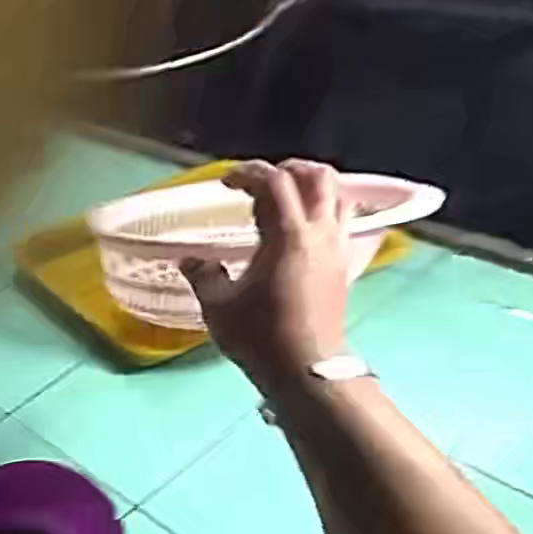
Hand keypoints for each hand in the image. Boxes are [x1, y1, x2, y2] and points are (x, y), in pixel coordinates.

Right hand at [182, 159, 354, 392]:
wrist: (303, 363)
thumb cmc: (256, 333)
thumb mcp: (217, 305)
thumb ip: (203, 275)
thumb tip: (190, 259)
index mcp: (287, 238)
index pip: (274, 187)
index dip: (249, 175)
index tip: (225, 180)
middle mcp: (319, 234)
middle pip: (317, 179)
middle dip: (288, 170)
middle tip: (260, 177)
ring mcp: (337, 247)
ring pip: (337, 195)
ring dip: (311, 185)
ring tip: (285, 193)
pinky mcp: (342, 262)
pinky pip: (341, 219)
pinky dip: (322, 208)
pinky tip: (303, 224)